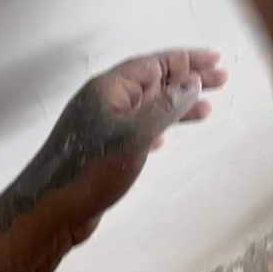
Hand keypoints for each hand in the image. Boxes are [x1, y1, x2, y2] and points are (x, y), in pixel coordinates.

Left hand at [8, 49, 227, 240]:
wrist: (51, 212)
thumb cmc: (91, 168)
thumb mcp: (135, 133)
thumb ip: (166, 106)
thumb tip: (192, 82)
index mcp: (110, 88)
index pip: (155, 64)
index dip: (187, 60)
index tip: (215, 59)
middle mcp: (106, 100)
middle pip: (154, 81)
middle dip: (188, 80)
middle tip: (222, 79)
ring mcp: (103, 125)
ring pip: (149, 106)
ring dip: (177, 105)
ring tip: (207, 107)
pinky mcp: (103, 149)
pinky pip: (138, 127)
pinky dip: (158, 126)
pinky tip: (168, 135)